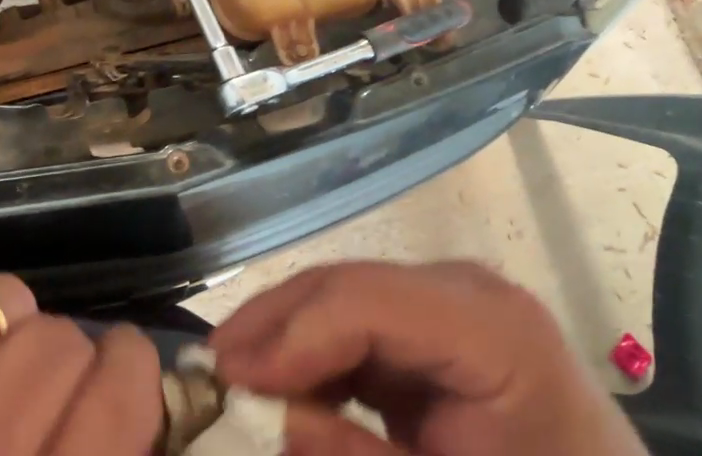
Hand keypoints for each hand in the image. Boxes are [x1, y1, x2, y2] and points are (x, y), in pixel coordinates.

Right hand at [209, 261, 646, 455]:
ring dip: (281, 337)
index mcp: (494, 331)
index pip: (367, 301)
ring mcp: (448, 298)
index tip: (229, 378)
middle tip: (208, 374)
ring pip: (336, 297)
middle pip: (342, 287)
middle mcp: (466, 291)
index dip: (291, 334)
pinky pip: (353, 320)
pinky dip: (310, 350)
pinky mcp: (432, 319)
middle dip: (270, 329)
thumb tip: (264, 413)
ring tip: (230, 378)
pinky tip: (278, 380)